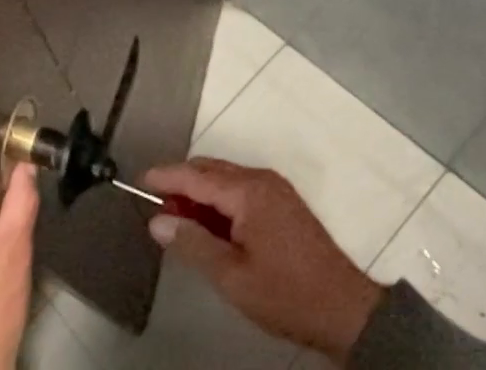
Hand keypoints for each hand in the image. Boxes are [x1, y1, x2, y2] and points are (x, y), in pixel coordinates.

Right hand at [143, 157, 384, 363]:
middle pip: (209, 170)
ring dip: (200, 196)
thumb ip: (192, 244)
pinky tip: (210, 229)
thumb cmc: (287, 294)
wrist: (348, 313)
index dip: (164, 177)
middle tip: (158, 213)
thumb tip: (158, 221)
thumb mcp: (232, 276)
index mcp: (248, 191)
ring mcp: (276, 191)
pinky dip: (219, 203)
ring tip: (180, 225)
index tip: (137, 182)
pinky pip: (241, 191)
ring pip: (225, 180)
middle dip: (180, 186)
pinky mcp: (284, 205)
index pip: (194, 174)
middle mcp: (261, 180)